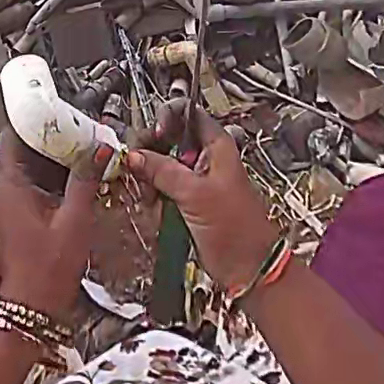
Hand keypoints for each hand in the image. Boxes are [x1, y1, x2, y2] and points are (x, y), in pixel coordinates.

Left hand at [0, 130, 103, 316]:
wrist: (34, 309)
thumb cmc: (48, 267)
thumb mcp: (74, 219)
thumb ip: (85, 180)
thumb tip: (100, 148)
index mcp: (11, 183)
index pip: (13, 135)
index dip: (32, 116)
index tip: (54, 103)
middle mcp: (8, 186)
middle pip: (26, 145)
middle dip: (52, 131)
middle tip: (78, 120)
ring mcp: (16, 198)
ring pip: (35, 161)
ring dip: (57, 150)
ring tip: (84, 137)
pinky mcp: (26, 209)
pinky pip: (40, 178)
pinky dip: (57, 169)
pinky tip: (80, 166)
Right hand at [125, 103, 280, 293]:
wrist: (250, 271)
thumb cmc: (235, 228)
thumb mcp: (194, 193)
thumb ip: (162, 170)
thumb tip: (134, 155)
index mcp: (215, 144)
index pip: (185, 112)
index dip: (166, 118)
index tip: (155, 136)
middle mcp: (204, 155)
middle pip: (167, 137)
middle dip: (151, 151)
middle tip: (140, 166)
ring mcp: (194, 177)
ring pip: (161, 162)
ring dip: (149, 176)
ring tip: (149, 194)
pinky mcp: (187, 198)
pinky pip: (161, 185)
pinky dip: (153, 193)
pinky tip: (151, 205)